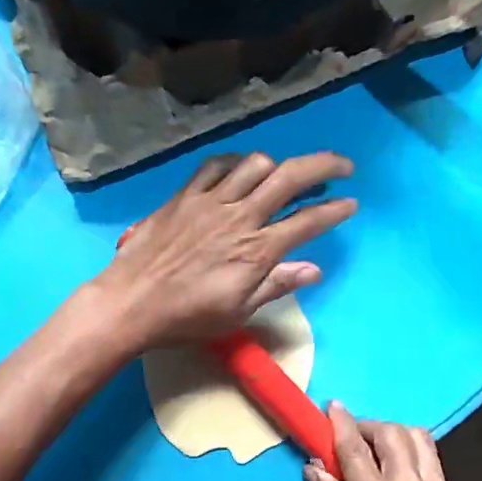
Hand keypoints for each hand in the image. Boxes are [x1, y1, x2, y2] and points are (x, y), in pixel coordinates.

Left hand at [88, 152, 355, 348]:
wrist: (131, 303)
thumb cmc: (185, 318)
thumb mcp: (236, 312)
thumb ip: (275, 286)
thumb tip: (314, 270)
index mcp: (256, 251)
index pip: (307, 221)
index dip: (334, 210)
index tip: (350, 204)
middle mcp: (238, 217)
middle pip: (289, 177)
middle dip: (323, 165)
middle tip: (342, 166)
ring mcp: (209, 202)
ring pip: (254, 164)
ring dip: (278, 163)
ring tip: (284, 173)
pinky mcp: (183, 196)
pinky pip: (214, 166)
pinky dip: (234, 162)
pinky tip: (239, 169)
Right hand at [306, 403, 481, 480]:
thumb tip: (315, 465)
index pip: (356, 451)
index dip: (341, 424)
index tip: (331, 406)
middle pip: (390, 434)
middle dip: (366, 425)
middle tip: (348, 435)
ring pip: (416, 437)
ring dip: (391, 431)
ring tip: (373, 445)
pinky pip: (431, 455)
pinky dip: (410, 446)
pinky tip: (395, 461)